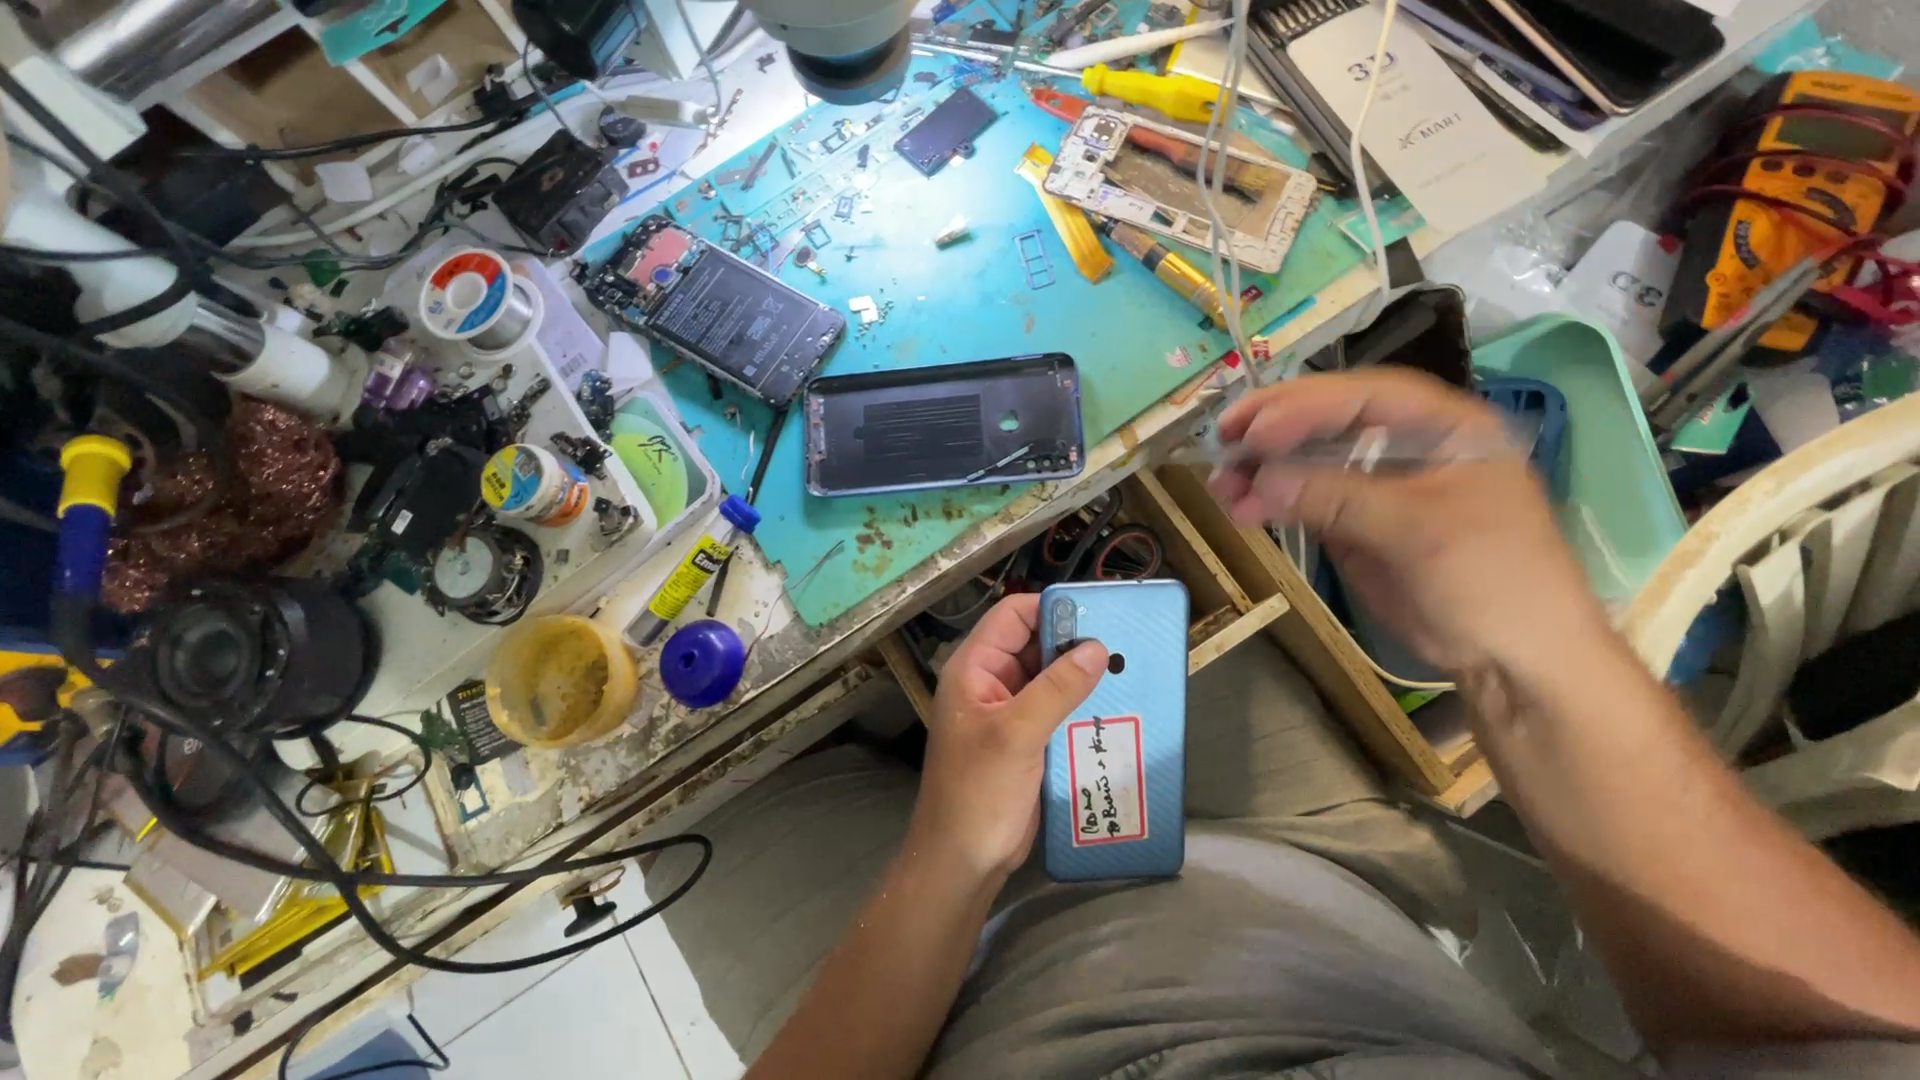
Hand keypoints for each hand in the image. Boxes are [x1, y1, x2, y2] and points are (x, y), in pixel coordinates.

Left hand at [909, 594, 1107, 881]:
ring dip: (1081, 673)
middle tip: (1124, 639)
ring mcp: (1008, 712)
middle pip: (1034, 643)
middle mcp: (990, 683)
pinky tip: (1115, 704)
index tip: (1097, 612)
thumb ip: (1056, 688)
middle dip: (1074, 640)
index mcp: (974, 669)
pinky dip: (1080, 703)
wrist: (964, 859)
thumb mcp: (1017, 735)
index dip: (1051, 608)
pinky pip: (1056, 708)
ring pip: (1049, 677)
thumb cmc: (978, 792)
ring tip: (1129, 667)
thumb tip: (1097, 647)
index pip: (1012, 616)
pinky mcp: (1026, 740)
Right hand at [1208, 368, 1609, 674]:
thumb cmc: (1492, 580)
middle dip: (1274, 430)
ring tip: (1221, 484)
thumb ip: (1338, 498)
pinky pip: (1304, 499)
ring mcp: (1377, 484)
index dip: (1305, 407)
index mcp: (1443, 425)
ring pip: (1309, 459)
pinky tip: (1239, 507)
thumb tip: (1257, 479)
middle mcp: (1405, 444)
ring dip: (1263, 468)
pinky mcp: (1355, 523)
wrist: (1513, 658)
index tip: (1254, 432)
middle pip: (1329, 420)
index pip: (1364, 397)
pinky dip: (1270, 501)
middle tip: (1223, 439)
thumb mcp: (1420, 531)